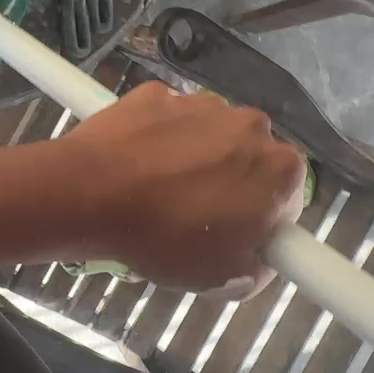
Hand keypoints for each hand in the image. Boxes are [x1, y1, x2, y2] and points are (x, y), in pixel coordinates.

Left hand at [63, 83, 304, 298]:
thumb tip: (255, 258)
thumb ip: (257, 267)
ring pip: (205, 134)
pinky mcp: (154, 93)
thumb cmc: (162, 238)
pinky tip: (132, 161)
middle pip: (247, 158)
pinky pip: (163, 118)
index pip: (286, 197)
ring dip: (190, 155)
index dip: (261, 218)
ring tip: (153, 188)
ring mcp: (199, 102)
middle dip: (227, 182)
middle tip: (190, 214)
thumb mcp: (224, 279)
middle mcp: (249, 125)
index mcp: (280, 169)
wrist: (87, 192)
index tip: (231, 232)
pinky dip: (153, 135)